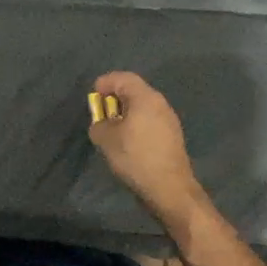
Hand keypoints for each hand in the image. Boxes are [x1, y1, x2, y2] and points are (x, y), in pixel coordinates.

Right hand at [88, 72, 206, 221]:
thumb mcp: (106, 140)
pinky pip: (150, 120)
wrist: (169, 187)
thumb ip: (98, 125)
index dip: (106, 82)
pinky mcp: (172, 136)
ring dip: (126, 112)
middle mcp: (160, 103)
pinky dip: (136, 123)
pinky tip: (128, 140)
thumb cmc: (135, 157)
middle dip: (116, 97)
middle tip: (101, 110)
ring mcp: (169, 120)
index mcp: (146, 98)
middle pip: (135, 91)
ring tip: (113, 127)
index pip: (124, 78)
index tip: (94, 94)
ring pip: (143, 107)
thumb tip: (101, 124)